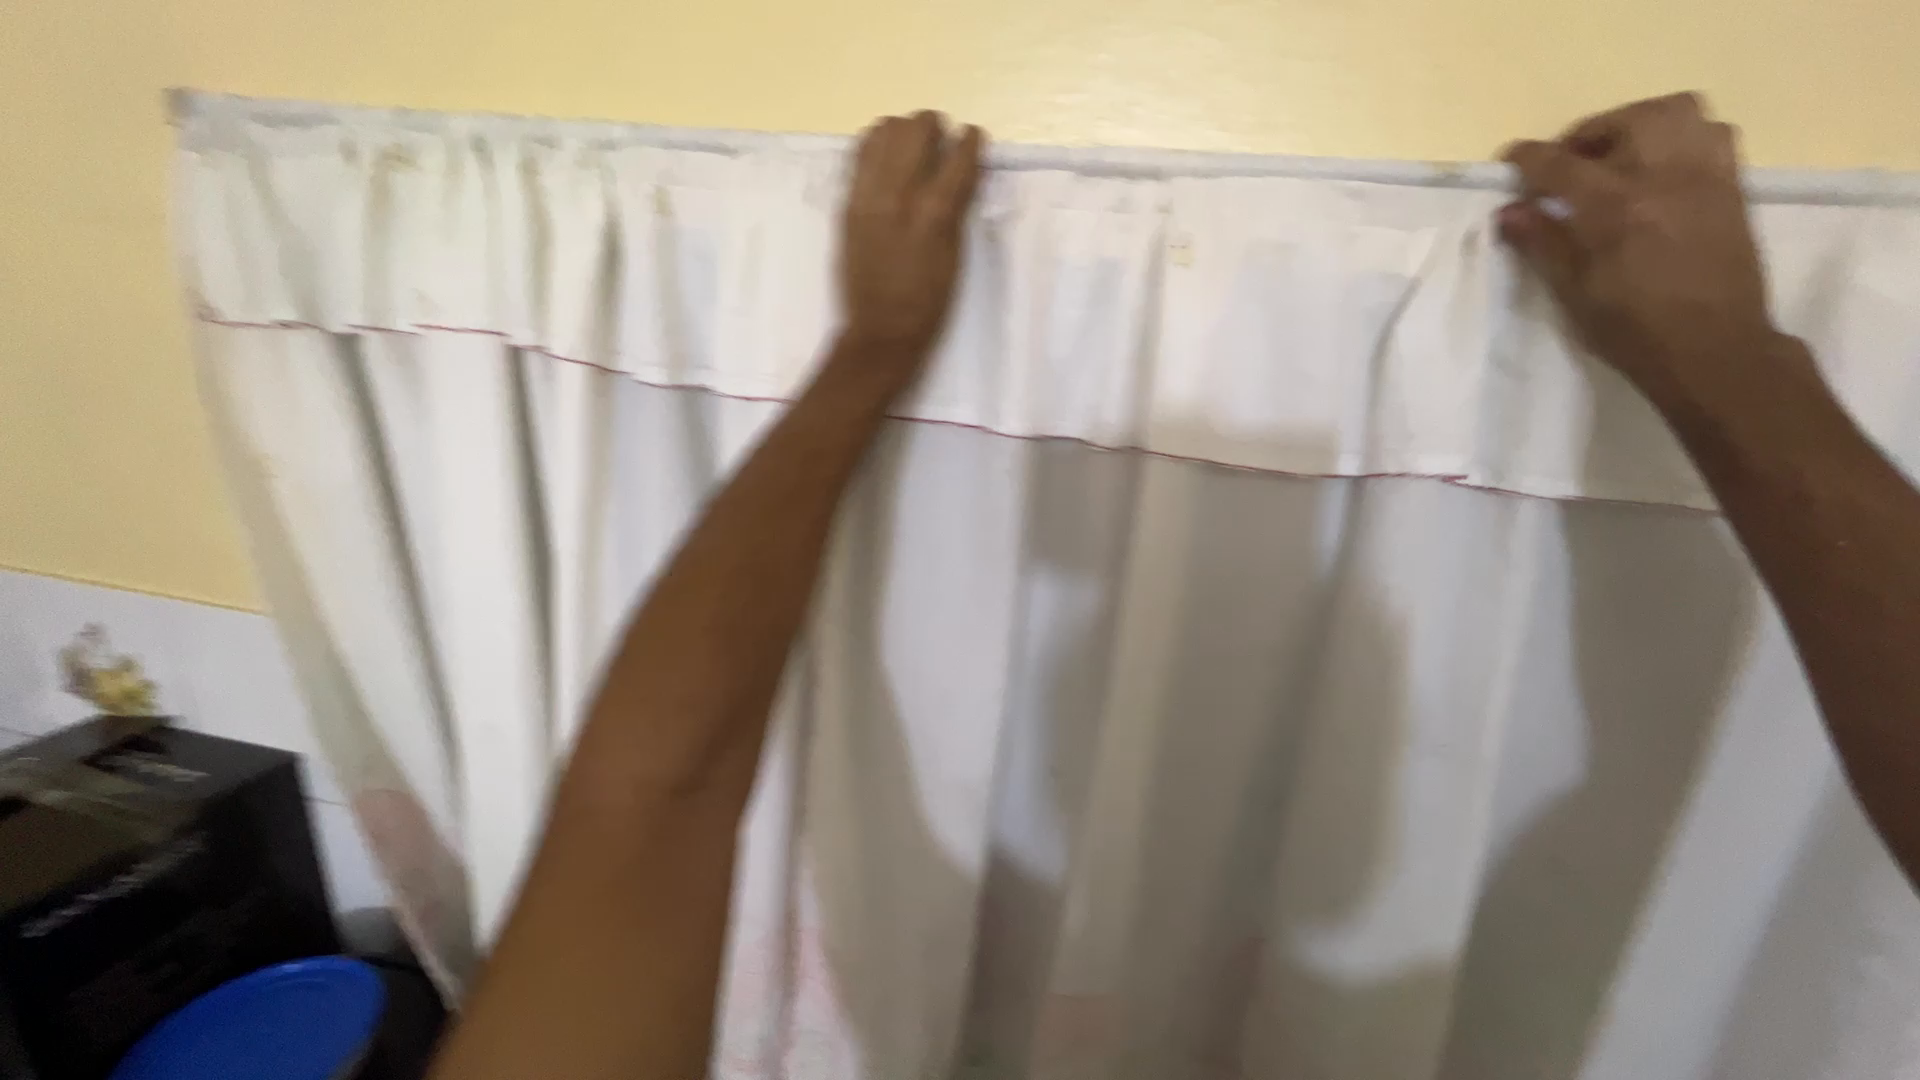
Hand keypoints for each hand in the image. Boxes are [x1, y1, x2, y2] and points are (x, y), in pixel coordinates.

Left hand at [838, 111, 984, 356]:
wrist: (880, 332)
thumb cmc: (928, 302)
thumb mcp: (955, 255)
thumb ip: (956, 207)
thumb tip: (960, 171)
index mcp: (935, 213)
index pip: (960, 153)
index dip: (971, 141)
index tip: (973, 140)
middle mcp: (900, 194)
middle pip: (919, 126)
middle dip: (935, 130)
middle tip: (939, 145)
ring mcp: (867, 195)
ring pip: (884, 130)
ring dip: (903, 132)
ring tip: (910, 151)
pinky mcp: (847, 202)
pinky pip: (858, 152)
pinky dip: (875, 147)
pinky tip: (885, 161)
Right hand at [1498, 93, 1797, 408]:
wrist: (1711, 348)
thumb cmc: (1630, 328)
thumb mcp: (1572, 291)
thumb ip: (1542, 242)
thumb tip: (1508, 211)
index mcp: (1615, 208)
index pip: (1562, 164)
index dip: (1530, 158)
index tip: (1510, 159)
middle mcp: (1665, 177)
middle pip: (1627, 121)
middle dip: (1587, 133)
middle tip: (1566, 163)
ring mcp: (1705, 176)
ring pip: (1676, 113)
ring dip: (1636, 125)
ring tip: (1613, 157)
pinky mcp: (1731, 185)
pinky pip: (1709, 133)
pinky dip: (1675, 138)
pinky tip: (1655, 170)